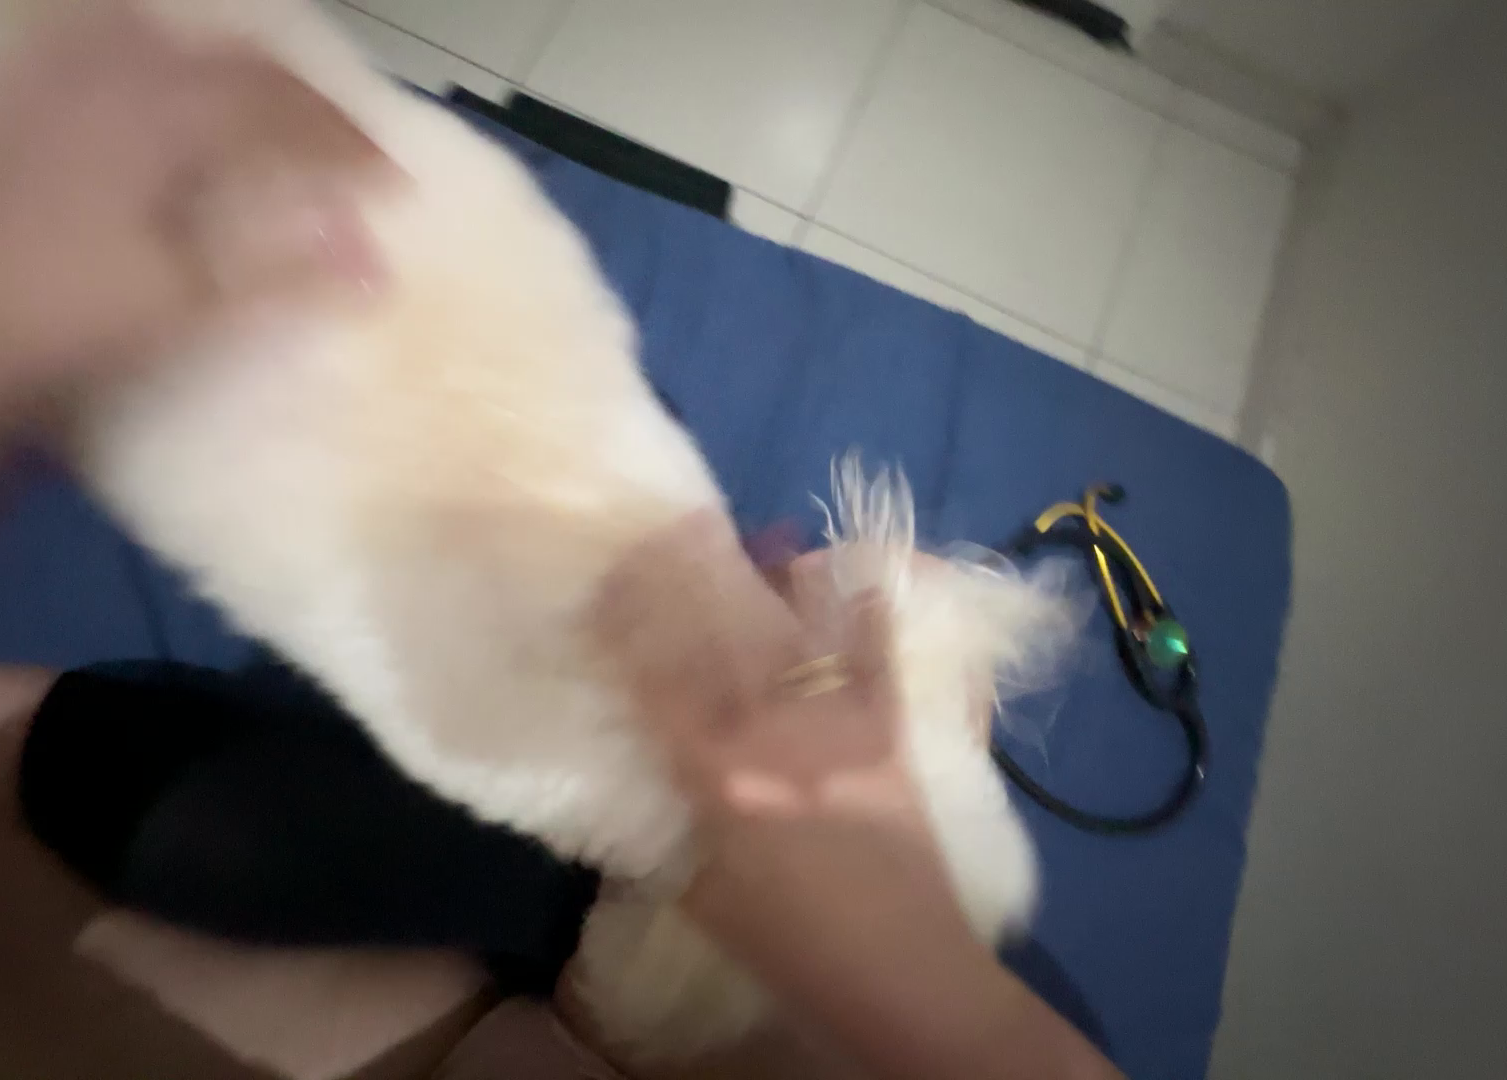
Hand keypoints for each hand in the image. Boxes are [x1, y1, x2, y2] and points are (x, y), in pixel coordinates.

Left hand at [0, 2, 386, 497]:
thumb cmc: (79, 328)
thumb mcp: (198, 310)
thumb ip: (293, 275)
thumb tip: (380, 267)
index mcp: (160, 130)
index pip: (281, 113)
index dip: (348, 142)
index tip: (397, 178)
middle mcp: (109, 83)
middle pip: (234, 63)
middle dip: (306, 99)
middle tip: (352, 142)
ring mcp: (61, 86)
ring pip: (173, 42)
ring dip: (242, 70)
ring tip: (284, 106)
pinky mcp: (28, 103)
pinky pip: (102, 45)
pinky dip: (160, 54)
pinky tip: (173, 72)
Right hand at [590, 515, 973, 977]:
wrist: (901, 972)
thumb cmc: (789, 942)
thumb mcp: (700, 888)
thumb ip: (667, 817)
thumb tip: (647, 760)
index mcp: (716, 775)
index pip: (655, 679)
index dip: (626, 623)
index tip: (606, 581)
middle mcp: (773, 731)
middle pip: (719, 636)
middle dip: (687, 579)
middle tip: (665, 531)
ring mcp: (837, 720)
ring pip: (790, 631)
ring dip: (765, 579)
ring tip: (747, 539)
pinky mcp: (889, 727)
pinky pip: (878, 653)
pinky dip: (867, 610)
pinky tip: (860, 571)